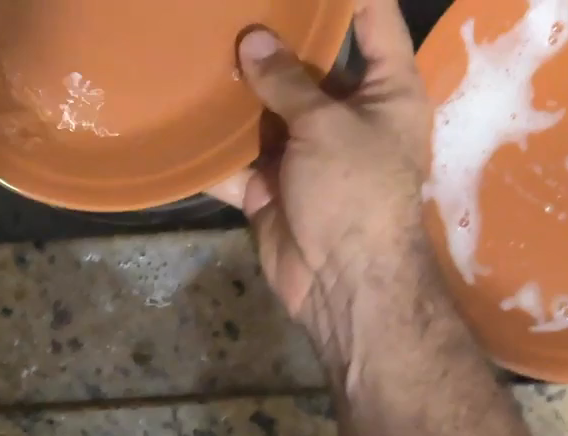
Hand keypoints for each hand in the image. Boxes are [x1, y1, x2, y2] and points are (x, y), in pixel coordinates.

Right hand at [212, 0, 441, 373]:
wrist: (339, 276)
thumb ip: (287, 83)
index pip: (373, 23)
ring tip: (200, 58)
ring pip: (265, 118)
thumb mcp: (327, 125)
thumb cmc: (355, 188)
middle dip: (274, 47)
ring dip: (237, 98)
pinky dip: (213, 156)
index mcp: (384, 89)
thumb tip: (252, 40)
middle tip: (235, 16)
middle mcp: (344, 117)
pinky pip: (237, 166)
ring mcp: (303, 156)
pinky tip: (183, 128)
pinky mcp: (269, 190)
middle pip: (307, 71)